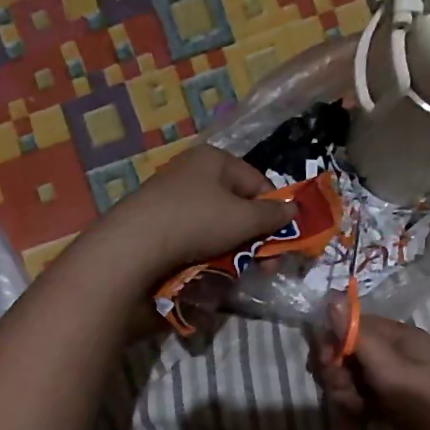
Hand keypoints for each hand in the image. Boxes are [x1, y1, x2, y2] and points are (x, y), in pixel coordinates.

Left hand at [89, 146, 294, 274]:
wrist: (135, 247)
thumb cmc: (196, 222)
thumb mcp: (243, 219)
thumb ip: (272, 215)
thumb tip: (294, 209)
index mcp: (213, 159)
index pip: (257, 182)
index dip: (272, 210)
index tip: (280, 240)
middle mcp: (190, 172)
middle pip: (235, 205)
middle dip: (252, 236)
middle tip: (263, 265)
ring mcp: (170, 197)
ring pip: (214, 224)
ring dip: (229, 248)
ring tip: (234, 271)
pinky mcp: (155, 223)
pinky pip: (190, 237)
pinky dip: (203, 252)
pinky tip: (205, 269)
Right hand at [311, 312, 429, 429]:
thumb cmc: (426, 403)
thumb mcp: (388, 369)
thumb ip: (357, 336)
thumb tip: (330, 296)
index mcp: (399, 336)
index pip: (353, 325)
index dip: (333, 342)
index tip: (325, 364)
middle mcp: (396, 353)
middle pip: (348, 353)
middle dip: (337, 374)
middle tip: (343, 393)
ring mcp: (394, 379)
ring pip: (352, 378)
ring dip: (344, 394)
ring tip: (354, 413)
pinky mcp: (392, 403)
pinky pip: (362, 397)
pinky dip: (354, 408)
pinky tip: (354, 424)